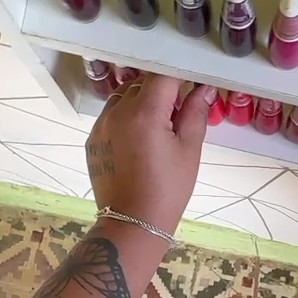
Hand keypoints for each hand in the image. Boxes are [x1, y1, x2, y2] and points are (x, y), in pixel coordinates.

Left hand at [84, 73, 214, 233]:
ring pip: (124, 97)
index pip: (163, 76)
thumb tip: (204, 90)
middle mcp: (117, 112)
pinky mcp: (93, 139)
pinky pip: (111, 116)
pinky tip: (139, 143)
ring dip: (142, 103)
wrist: (133, 222)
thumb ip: (195, 114)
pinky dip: (126, 119)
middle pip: (141, 83)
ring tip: (157, 130)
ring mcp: (101, 125)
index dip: (179, 78)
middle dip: (161, 92)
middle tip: (177, 116)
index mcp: (145, 112)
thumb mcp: (189, 151)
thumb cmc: (168, 189)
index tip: (191, 87)